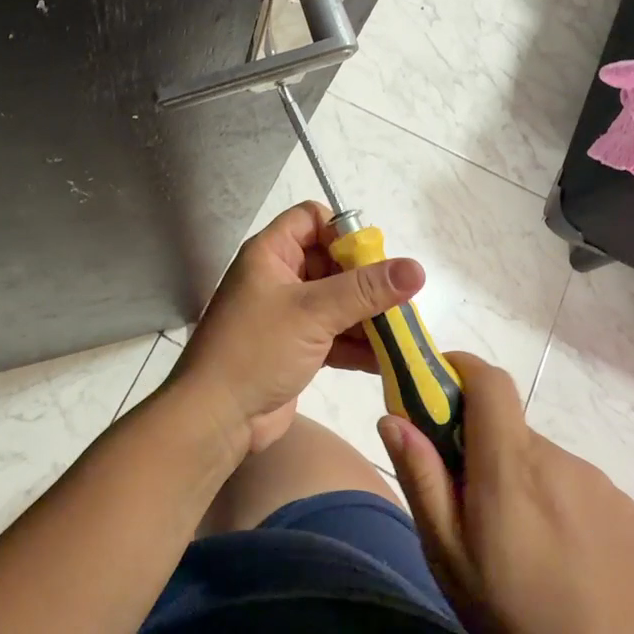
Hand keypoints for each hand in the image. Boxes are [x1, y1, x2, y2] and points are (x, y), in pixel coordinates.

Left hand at [169, 201, 424, 453]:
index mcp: (270, 254)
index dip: (343, 231)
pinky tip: (392, 360)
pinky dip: (359, 345)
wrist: (217, 414)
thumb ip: (365, 290)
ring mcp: (287, 314)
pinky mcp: (296, 348)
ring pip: (337, 303)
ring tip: (407, 334)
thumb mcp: (313, 313)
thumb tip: (416, 268)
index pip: (310, 219)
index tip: (376, 258)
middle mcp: (277, 277)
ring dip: (369, 317)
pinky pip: (334, 336)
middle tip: (403, 300)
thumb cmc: (257, 348)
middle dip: (367, 281)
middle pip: (331, 263)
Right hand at [378, 351, 633, 633]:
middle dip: (481, 447)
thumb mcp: (448, 555)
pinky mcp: (628, 512)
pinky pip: (575, 485)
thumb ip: (422, 479)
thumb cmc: (514, 614)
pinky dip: (553, 500)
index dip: (460, 370)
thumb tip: (392, 416)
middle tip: (466, 503)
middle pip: (509, 427)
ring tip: (515, 541)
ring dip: (518, 477)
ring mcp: (600, 485)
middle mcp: (561, 460)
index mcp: (512, 466)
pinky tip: (554, 554)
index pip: (489, 381)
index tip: (435, 389)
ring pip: (540, 459)